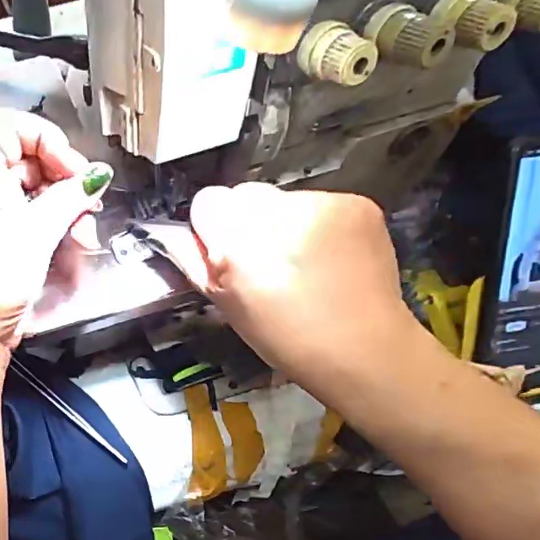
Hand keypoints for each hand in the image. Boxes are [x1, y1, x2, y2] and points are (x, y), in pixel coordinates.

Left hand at [0, 111, 112, 362]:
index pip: (9, 125)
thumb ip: (70, 195)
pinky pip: (17, 212)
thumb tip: (96, 175)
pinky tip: (68, 239)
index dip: (46, 139)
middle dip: (61, 176)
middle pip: (22, 157)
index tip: (71, 169)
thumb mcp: (40, 231)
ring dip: (60, 203)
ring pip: (25, 188)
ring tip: (84, 230)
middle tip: (88, 200)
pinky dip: (43, 220)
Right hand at [156, 183, 426, 394]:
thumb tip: (179, 236)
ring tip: (298, 266)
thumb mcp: (225, 305)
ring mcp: (319, 205)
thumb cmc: (288, 337)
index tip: (222, 251)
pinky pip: (318, 203)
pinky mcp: (353, 204)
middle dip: (246, 222)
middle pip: (244, 194)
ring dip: (283, 224)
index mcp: (236, 244)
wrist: (360, 345)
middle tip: (261, 264)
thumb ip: (196, 262)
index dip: (211, 228)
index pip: (206, 201)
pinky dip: (316, 226)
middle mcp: (277, 214)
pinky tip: (324, 259)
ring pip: (282, 199)